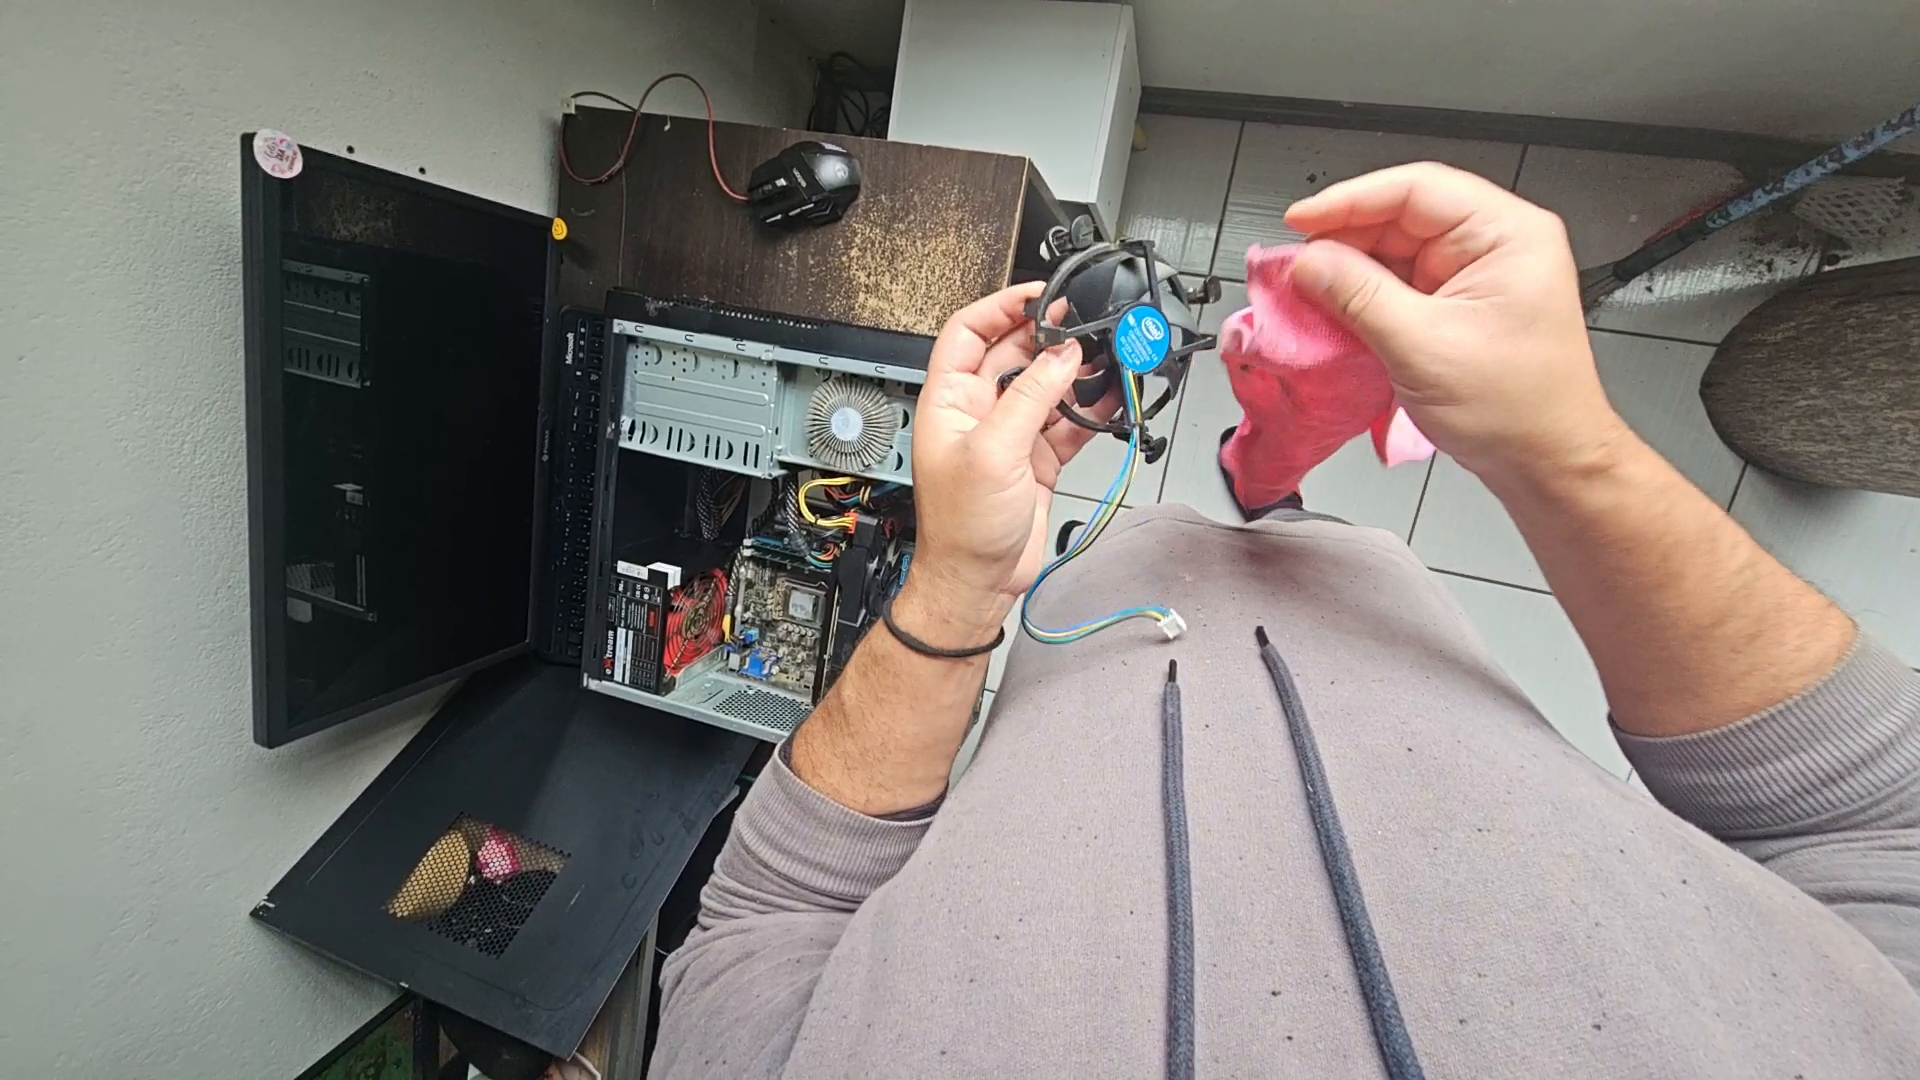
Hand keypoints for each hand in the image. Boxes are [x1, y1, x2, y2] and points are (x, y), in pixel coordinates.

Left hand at [907, 282, 1090, 632]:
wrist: (980, 581)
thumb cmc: (962, 530)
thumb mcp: (993, 453)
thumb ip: (1031, 397)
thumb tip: (1062, 354)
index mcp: (950, 401)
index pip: (968, 332)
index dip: (1000, 306)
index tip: (1039, 295)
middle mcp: (979, 412)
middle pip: (1014, 354)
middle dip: (1049, 337)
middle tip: (1085, 326)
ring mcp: (1011, 434)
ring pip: (1047, 386)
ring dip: (1076, 372)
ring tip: (1108, 357)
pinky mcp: (1037, 458)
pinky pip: (1068, 422)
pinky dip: (1092, 410)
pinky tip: (1114, 397)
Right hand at [1283, 163, 1628, 484]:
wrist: (1539, 457)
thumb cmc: (1514, 404)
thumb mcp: (1423, 345)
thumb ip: (1359, 297)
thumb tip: (1308, 263)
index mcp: (1505, 235)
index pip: (1415, 190)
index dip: (1350, 200)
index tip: (1299, 221)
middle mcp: (1487, 247)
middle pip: (1396, 220)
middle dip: (1338, 242)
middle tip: (1291, 267)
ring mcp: (1463, 279)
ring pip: (1386, 256)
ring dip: (1340, 274)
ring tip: (1301, 294)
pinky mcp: (1443, 309)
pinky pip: (1387, 290)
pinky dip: (1352, 301)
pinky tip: (1325, 313)